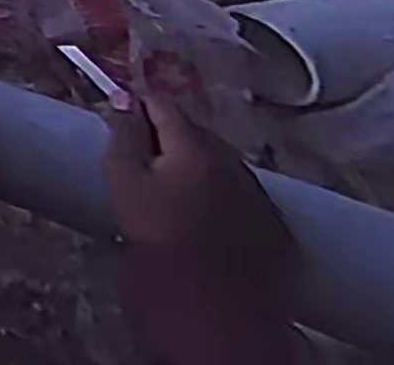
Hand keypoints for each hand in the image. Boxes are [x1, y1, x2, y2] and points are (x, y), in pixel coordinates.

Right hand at [104, 94, 293, 270]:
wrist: (207, 294)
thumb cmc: (153, 225)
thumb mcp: (122, 173)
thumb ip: (123, 131)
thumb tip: (124, 99)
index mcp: (196, 148)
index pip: (164, 104)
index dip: (137, 103)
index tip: (117, 113)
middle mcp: (235, 165)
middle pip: (196, 130)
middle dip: (166, 131)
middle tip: (137, 151)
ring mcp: (261, 196)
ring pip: (221, 161)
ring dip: (194, 160)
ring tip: (167, 180)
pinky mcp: (275, 225)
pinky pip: (241, 191)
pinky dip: (218, 188)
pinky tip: (199, 207)